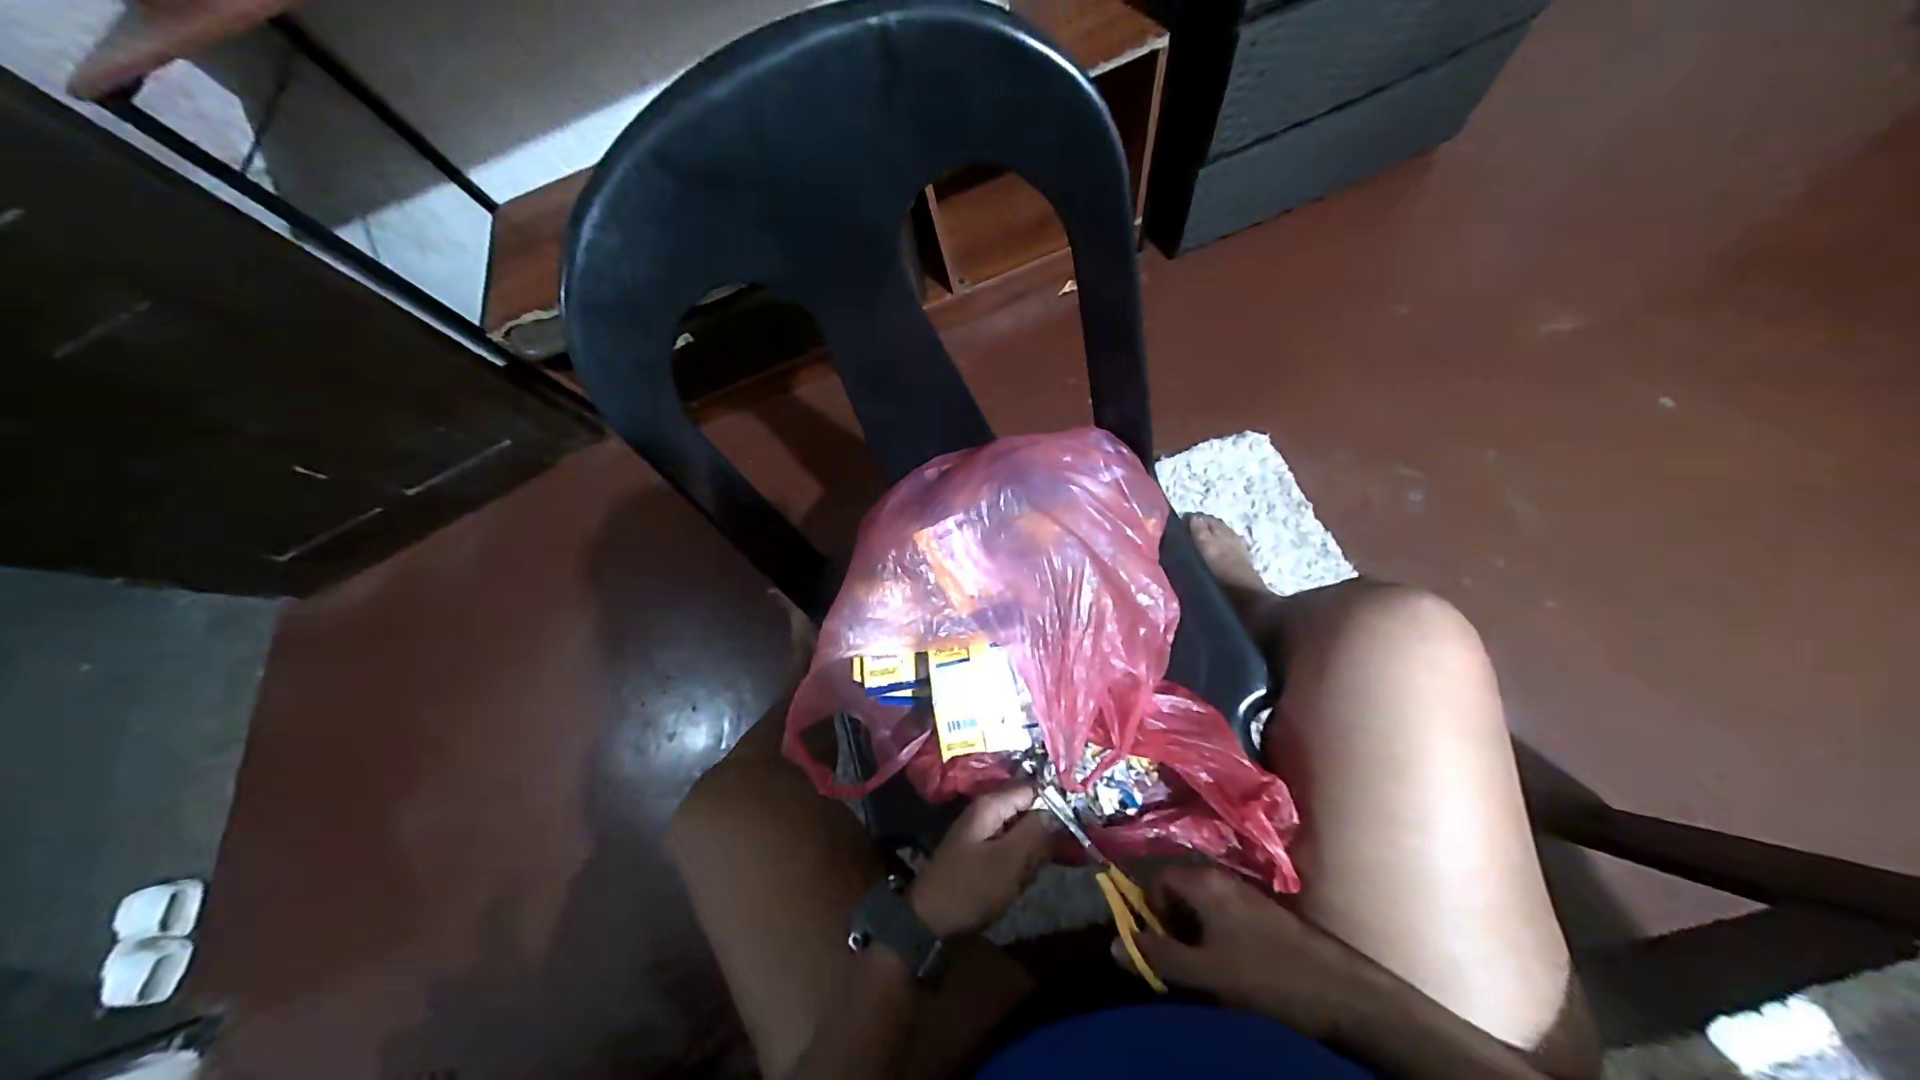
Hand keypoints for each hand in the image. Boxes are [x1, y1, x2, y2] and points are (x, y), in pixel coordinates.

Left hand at [907, 783, 1053, 936]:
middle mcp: (988, 812)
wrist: (930, 922)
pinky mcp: (984, 854)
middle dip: (1050, 831)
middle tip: (1068, 854)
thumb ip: (1036, 832)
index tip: (1083, 821)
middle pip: (1031, 810)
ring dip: (1038, 851)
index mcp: (992, 805)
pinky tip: (1028, 879)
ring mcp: (985, 833)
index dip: (1059, 802)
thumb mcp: (1009, 860)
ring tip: (1044, 869)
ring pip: (1025, 833)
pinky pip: (1014, 850)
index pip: (1034, 789)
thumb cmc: (971, 888)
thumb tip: (1060, 810)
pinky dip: (1025, 863)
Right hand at [1121, 865, 1380, 1040]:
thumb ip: (1158, 956)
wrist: (1342, 992)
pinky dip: (1215, 935)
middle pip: (1176, 888)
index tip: (1158, 945)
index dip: (1149, 911)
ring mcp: (1244, 891)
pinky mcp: (1262, 910)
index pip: (1155, 879)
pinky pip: (1222, 913)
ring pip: (1200, 903)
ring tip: (1204, 967)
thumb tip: (1113, 944)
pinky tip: (1230, 965)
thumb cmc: (1266, 976)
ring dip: (1192, 932)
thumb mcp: (1205, 972)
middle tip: (1179, 959)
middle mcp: (1220, 875)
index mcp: (1202, 880)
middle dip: (1169, 923)